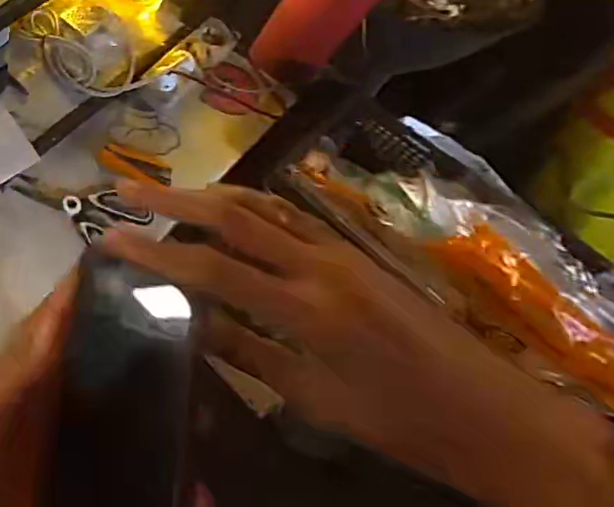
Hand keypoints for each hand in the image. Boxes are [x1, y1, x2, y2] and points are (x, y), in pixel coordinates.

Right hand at [104, 182, 613, 506]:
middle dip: (170, 198)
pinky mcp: (350, 246)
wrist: (501, 415)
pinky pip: (284, 211)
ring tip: (163, 192)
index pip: (212, 268)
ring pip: (256, 203)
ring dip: (204, 193)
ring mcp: (336, 248)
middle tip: (124, 190)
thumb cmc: (407, 423)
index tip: (112, 237)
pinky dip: (243, 202)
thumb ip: (247, 351)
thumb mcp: (319, 401)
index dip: (156, 250)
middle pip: (228, 214)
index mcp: (309, 310)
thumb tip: (188, 320)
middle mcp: (318, 264)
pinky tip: (222, 205)